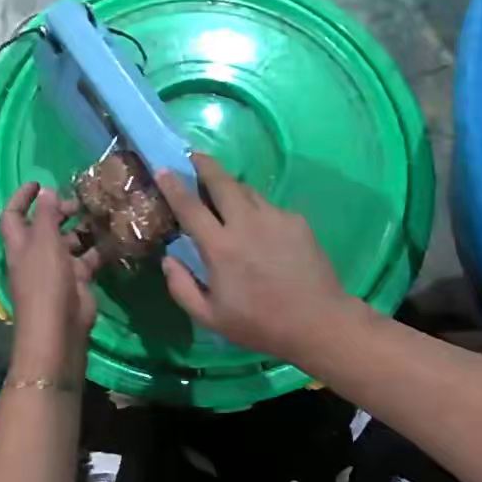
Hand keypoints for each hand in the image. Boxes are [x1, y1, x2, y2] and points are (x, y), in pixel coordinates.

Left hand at [0, 183, 100, 361]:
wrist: (59, 325)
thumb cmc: (45, 281)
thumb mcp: (44, 242)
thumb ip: (47, 215)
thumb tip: (46, 191)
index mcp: (20, 244)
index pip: (13, 215)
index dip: (22, 197)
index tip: (38, 182)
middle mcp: (36, 254)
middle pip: (45, 227)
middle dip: (60, 212)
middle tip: (81, 201)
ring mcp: (57, 268)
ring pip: (69, 242)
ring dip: (82, 229)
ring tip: (102, 215)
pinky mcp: (77, 280)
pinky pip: (88, 259)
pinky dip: (99, 249)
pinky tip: (115, 237)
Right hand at [155, 153, 364, 362]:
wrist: (317, 321)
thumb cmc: (260, 324)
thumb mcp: (210, 317)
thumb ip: (182, 287)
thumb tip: (168, 258)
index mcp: (220, 247)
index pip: (189, 206)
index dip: (173, 185)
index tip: (164, 169)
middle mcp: (246, 223)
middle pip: (221, 182)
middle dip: (205, 164)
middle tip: (194, 157)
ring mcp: (275, 218)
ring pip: (247, 191)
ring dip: (231, 186)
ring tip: (225, 193)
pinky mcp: (297, 221)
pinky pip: (269, 207)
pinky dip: (257, 209)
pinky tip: (259, 226)